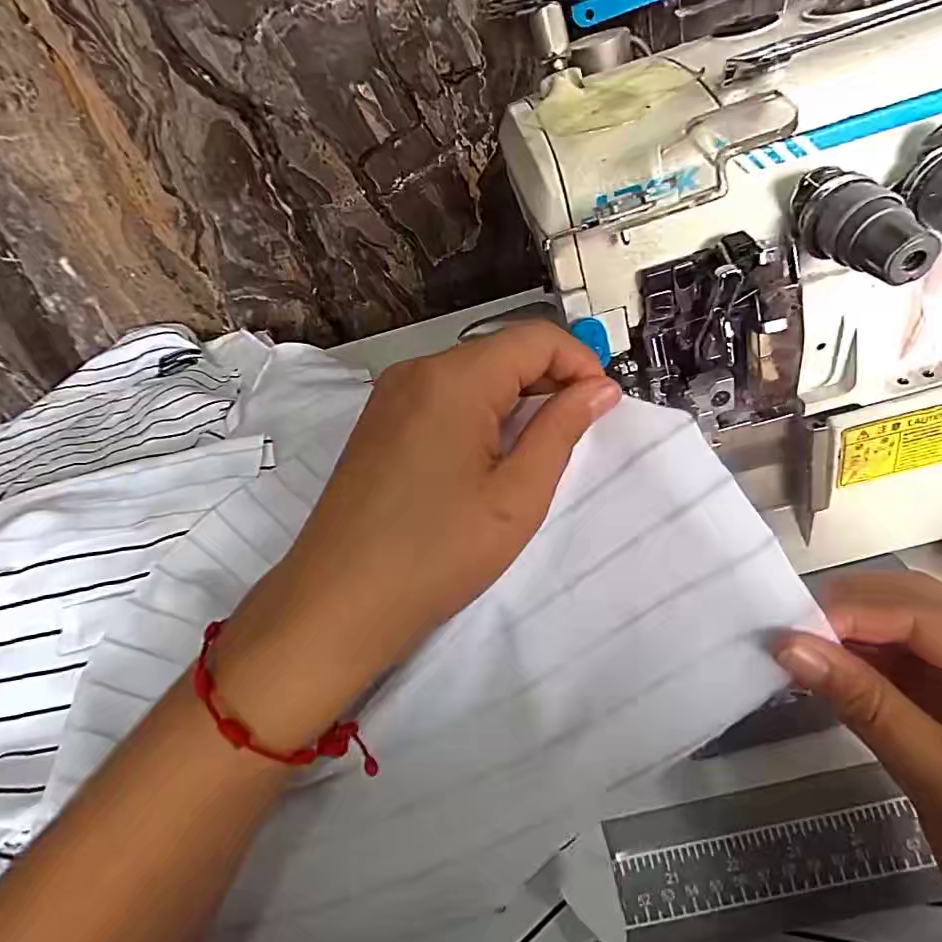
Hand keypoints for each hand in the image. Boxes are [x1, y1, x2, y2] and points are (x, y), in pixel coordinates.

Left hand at [214, 323, 620, 733]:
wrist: (339, 603)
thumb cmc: (439, 553)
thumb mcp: (518, 495)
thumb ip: (562, 430)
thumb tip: (599, 388)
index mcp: (455, 378)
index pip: (536, 338)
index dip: (580, 363)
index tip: (602, 408)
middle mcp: (417, 371)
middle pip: (502, 352)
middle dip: (550, 382)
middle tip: (576, 435)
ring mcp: (390, 396)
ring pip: (473, 375)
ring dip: (515, 401)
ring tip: (534, 455)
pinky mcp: (378, 424)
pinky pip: (443, 399)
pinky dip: (479, 415)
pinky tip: (487, 461)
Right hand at [775, 573, 941, 941]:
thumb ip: (873, 712)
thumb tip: (794, 648)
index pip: (938, 620)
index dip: (859, 612)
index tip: (787, 622)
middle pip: (936, 623)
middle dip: (861, 618)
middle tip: (788, 631)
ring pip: (928, 657)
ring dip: (866, 650)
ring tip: (802, 652)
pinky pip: (932, 696)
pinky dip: (883, 687)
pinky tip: (842, 684)